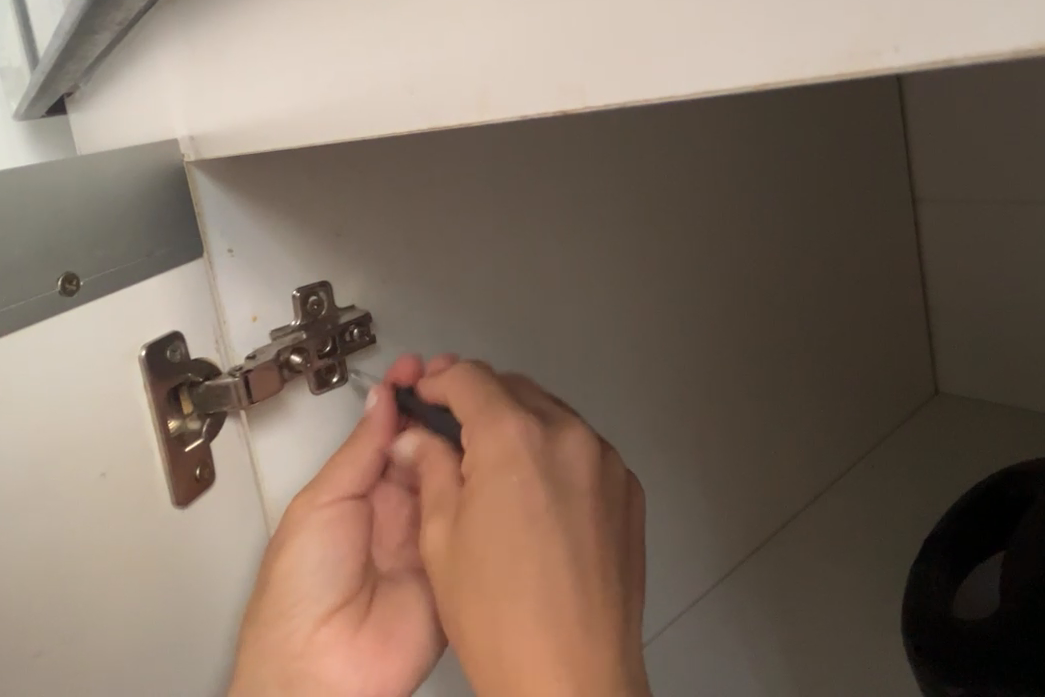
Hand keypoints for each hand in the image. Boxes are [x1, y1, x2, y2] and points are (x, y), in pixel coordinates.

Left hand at [228, 353, 457, 696]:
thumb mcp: (321, 505)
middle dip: (442, 411)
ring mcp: (429, 532)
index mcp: (360, 490)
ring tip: (482, 406)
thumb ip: (360, 451)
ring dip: (466, 442)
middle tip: (463, 377)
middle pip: (426, 447)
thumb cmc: (299, 591)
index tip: (424, 365)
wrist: (320, 675)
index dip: (406, 397)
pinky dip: (484, 489)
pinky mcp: (456, 561)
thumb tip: (383, 396)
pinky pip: (472, 517)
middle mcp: (398, 505)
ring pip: (453, 475)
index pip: (390, 431)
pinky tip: (499, 458)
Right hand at [393, 361, 650, 696]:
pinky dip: (554, 453)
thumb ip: (431, 467)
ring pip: (551, 414)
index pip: (470, 377)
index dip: (438, 380)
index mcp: (515, 437)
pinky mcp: (627, 485)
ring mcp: (604, 458)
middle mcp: (567, 433)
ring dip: (519, 423)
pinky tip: (537, 492)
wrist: (573, 675)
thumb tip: (418, 436)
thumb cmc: (498, 615)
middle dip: (478, 398)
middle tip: (450, 425)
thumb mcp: (441, 537)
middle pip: (514, 388)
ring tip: (493, 462)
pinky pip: (582, 448)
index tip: (423, 393)